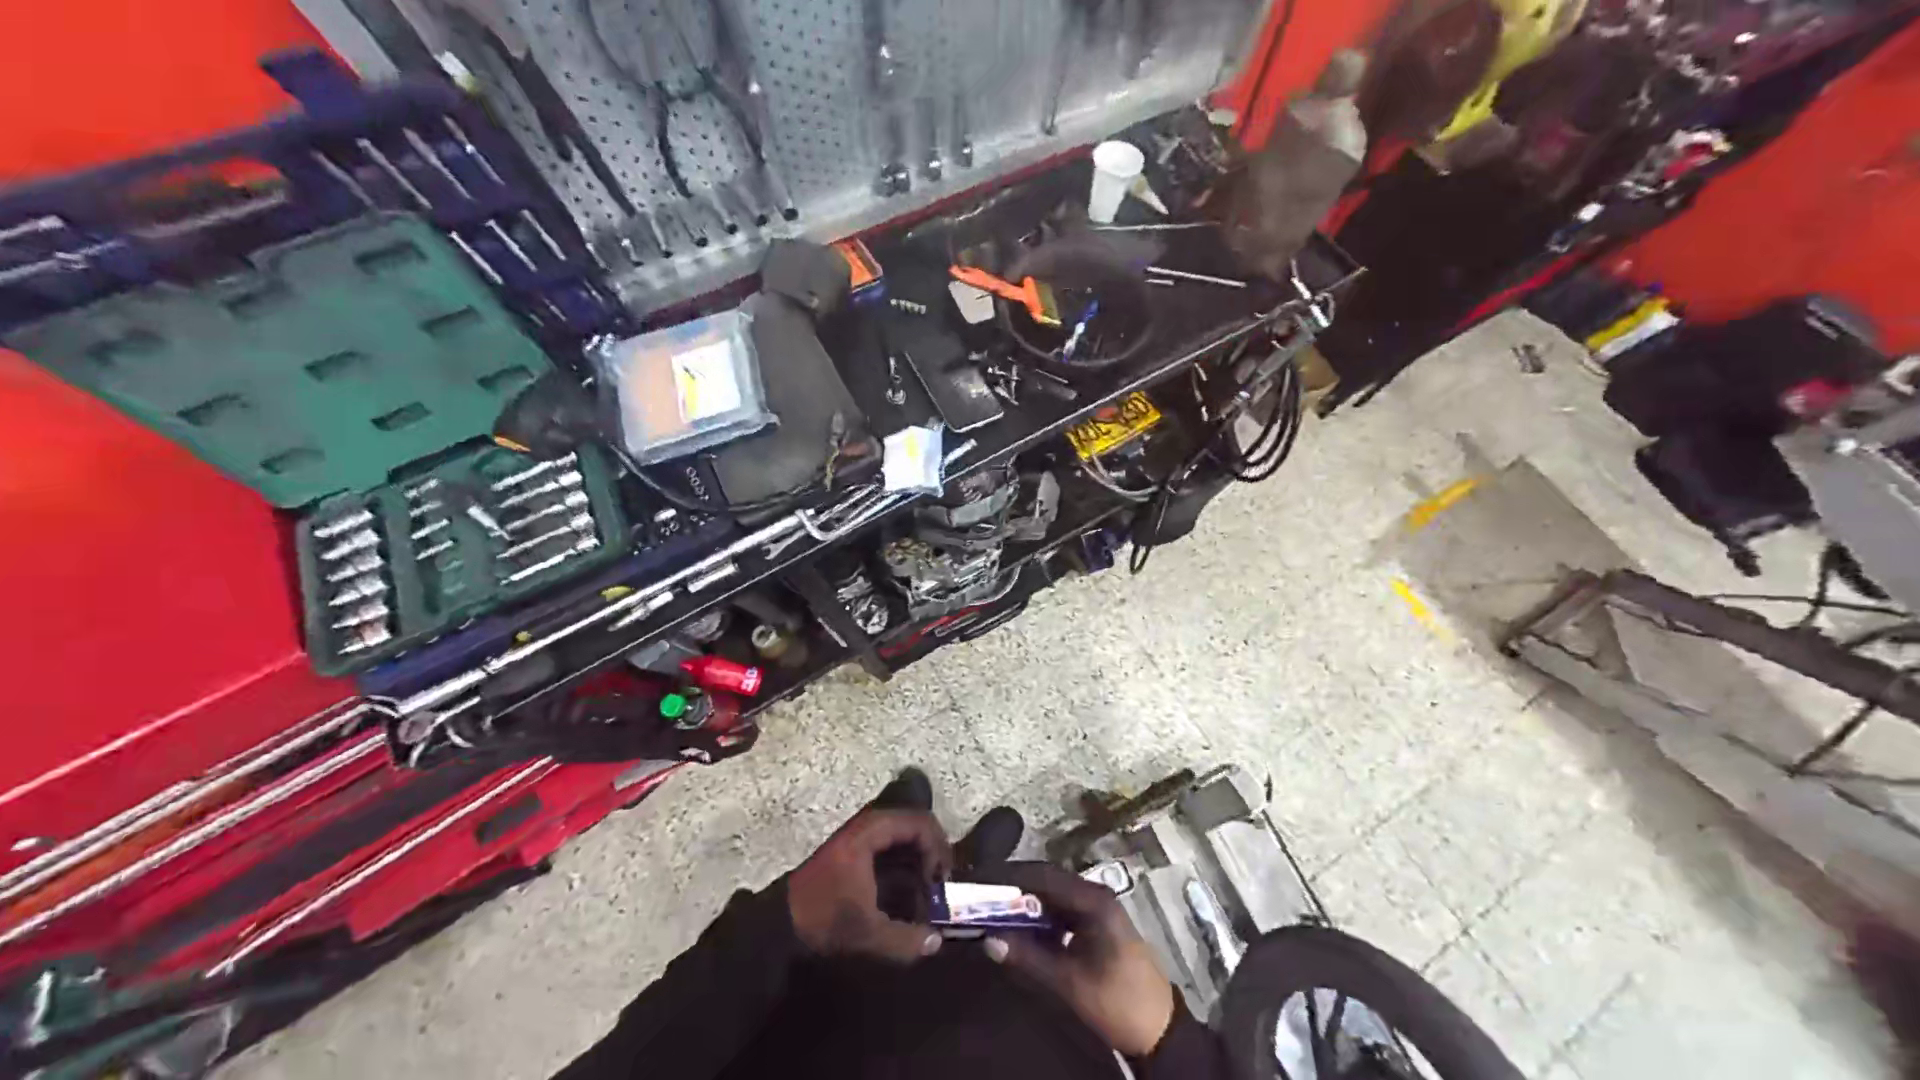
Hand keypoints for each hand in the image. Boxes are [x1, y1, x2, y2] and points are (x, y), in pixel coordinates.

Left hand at [787, 808, 951, 962]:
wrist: (779, 923)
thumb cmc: (823, 919)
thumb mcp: (866, 932)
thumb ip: (904, 939)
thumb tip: (936, 942)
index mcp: (870, 833)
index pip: (918, 823)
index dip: (937, 849)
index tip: (940, 881)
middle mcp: (866, 826)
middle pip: (913, 825)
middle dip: (932, 852)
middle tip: (941, 884)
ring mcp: (859, 836)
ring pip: (903, 835)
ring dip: (920, 858)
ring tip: (927, 890)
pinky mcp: (854, 850)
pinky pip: (891, 845)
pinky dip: (906, 862)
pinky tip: (909, 890)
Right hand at [980, 862, 1175, 1056]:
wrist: (1159, 1029)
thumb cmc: (1116, 1002)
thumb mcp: (1069, 983)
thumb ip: (1029, 958)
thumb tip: (988, 939)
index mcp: (1093, 900)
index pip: (1043, 876)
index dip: (1009, 877)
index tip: (980, 881)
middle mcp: (1094, 894)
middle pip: (1045, 880)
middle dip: (1013, 886)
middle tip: (980, 895)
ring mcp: (1096, 906)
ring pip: (1051, 893)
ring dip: (1023, 900)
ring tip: (992, 908)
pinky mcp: (1094, 921)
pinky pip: (1059, 907)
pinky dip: (1037, 914)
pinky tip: (1018, 926)